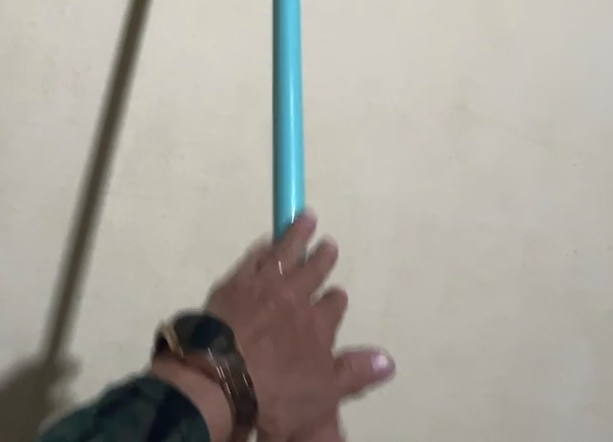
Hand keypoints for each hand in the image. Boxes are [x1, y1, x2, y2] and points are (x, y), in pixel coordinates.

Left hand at [204, 212, 393, 438]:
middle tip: (328, 243)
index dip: (336, 299)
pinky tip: (269, 240)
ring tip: (307, 217)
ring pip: (286, 252)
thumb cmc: (276, 393)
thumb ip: (355, 373)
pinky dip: (265, 246)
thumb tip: (388, 360)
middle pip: (313, 270)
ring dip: (298, 234)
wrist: (224, 376)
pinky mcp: (237, 280)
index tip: (337, 295)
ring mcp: (265, 285)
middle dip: (323, 257)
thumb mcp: (325, 394)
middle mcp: (295, 297)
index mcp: (318, 325)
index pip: (334, 305)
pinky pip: (255, 256)